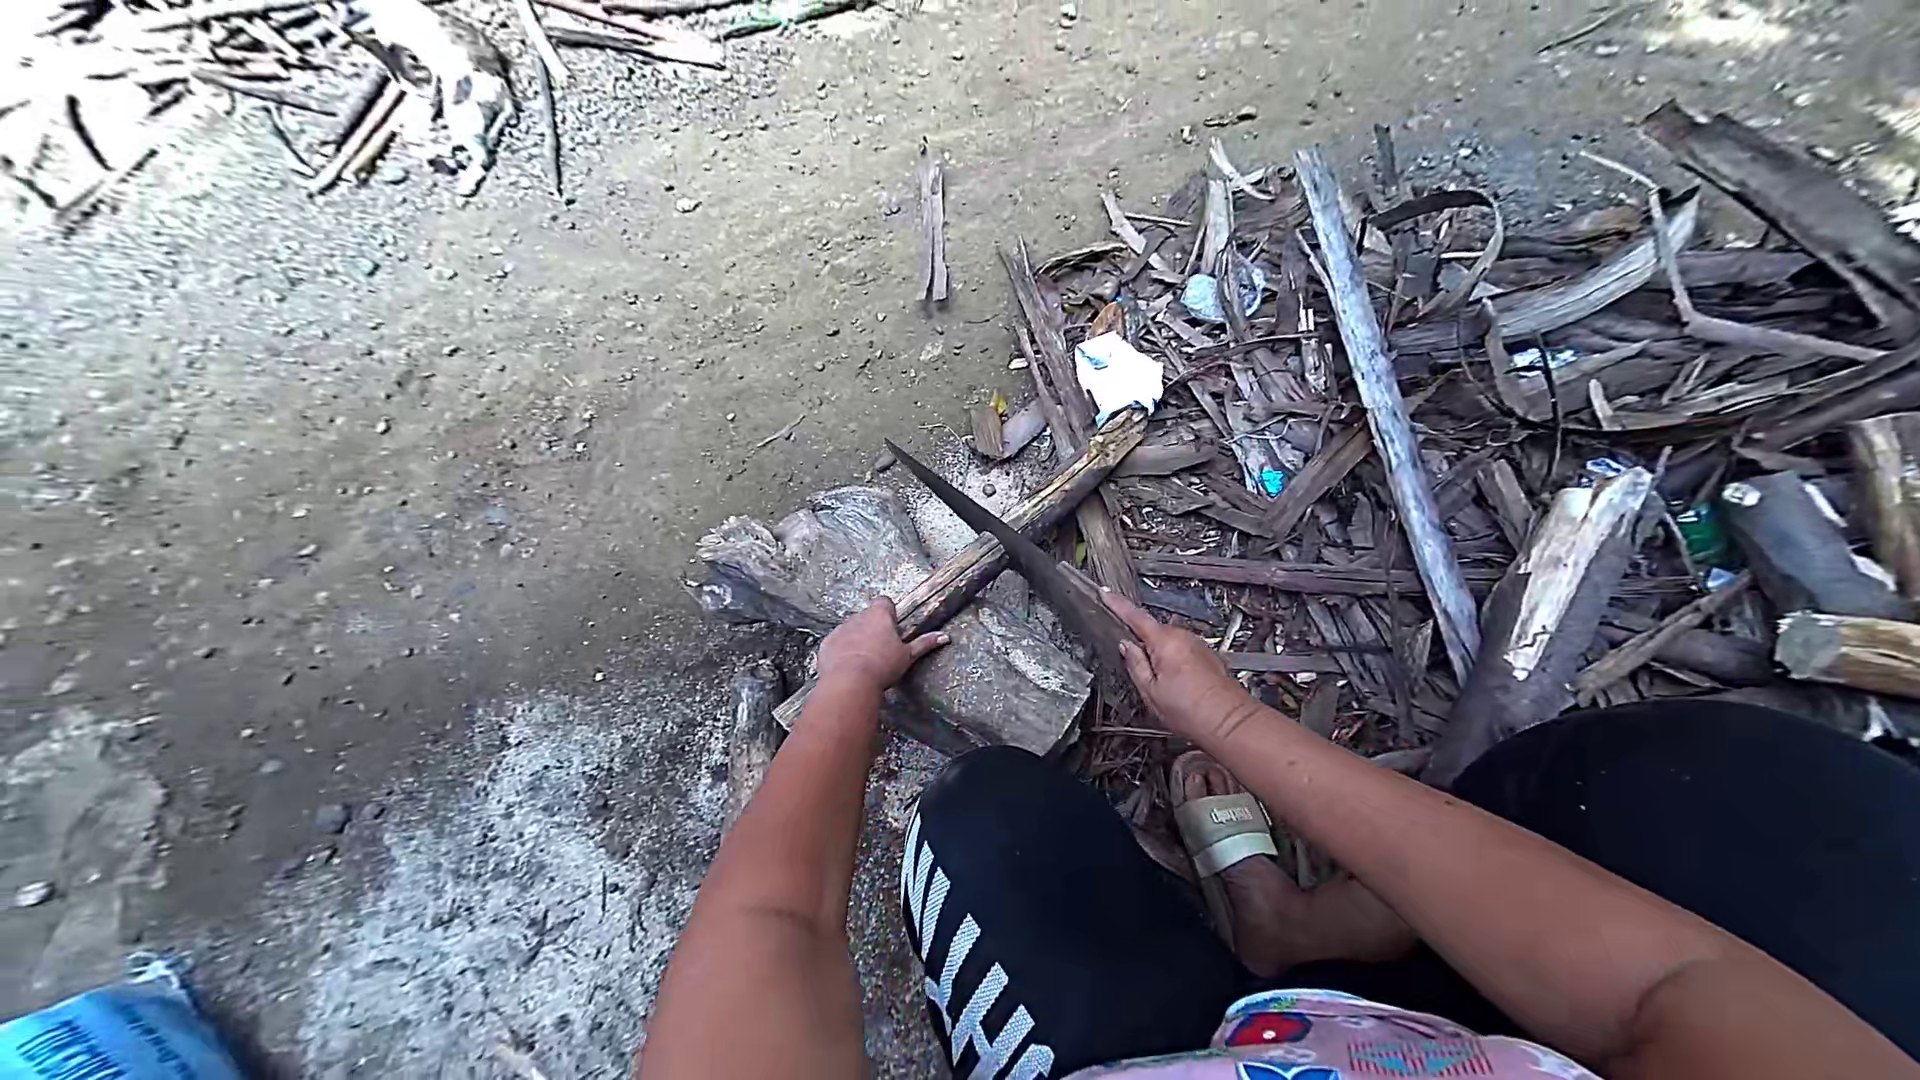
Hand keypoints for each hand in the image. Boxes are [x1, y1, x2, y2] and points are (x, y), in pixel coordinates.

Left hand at [815, 598, 949, 691]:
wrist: (850, 681)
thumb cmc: (882, 666)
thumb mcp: (907, 656)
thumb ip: (925, 644)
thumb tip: (945, 637)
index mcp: (879, 615)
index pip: (884, 602)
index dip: (888, 613)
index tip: (892, 627)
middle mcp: (858, 617)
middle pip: (867, 617)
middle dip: (872, 628)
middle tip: (880, 648)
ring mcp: (840, 630)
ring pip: (850, 630)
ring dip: (856, 640)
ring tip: (864, 661)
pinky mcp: (827, 644)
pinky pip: (836, 644)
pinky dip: (841, 652)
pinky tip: (848, 667)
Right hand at [1103, 590, 1262, 742]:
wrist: (1230, 723)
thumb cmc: (1191, 711)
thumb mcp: (1151, 691)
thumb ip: (1135, 664)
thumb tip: (1126, 646)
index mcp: (1165, 642)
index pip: (1135, 616)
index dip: (1118, 604)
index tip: (1105, 594)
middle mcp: (1183, 637)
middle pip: (1152, 632)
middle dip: (1142, 646)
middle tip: (1141, 675)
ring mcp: (1197, 644)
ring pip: (1167, 644)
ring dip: (1160, 658)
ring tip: (1165, 687)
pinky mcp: (1207, 655)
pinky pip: (1181, 651)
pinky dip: (1175, 663)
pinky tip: (1179, 686)